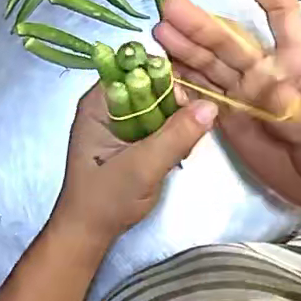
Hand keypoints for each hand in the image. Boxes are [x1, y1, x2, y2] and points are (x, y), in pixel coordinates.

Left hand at [48, 82, 218, 247]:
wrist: (90, 233)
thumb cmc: (106, 199)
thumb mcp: (143, 166)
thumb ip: (176, 136)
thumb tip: (210, 105)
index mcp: (100, 101)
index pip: (135, 68)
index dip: (163, 78)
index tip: (183, 102)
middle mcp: (109, 103)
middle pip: (151, 83)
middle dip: (174, 103)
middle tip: (187, 130)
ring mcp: (121, 119)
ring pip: (159, 102)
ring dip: (176, 120)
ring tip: (183, 145)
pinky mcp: (132, 135)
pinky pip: (160, 120)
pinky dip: (173, 132)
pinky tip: (178, 151)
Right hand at [153, 0, 300, 212]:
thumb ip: (298, 108)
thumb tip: (267, 89)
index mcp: (298, 60)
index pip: (283, 15)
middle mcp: (266, 71)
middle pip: (231, 41)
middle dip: (202, 24)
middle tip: (172, 6)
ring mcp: (245, 94)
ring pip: (210, 65)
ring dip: (186, 47)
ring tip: (160, 30)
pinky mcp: (230, 120)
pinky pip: (202, 96)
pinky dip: (182, 84)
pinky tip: (163, 71)